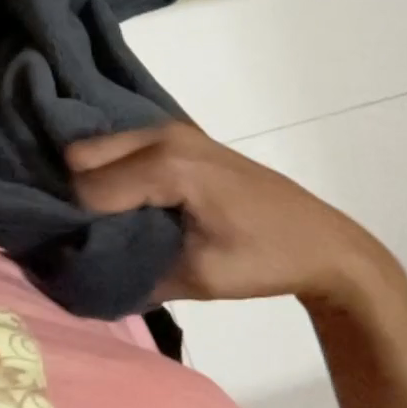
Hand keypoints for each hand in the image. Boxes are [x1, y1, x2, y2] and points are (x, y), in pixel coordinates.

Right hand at [67, 121, 397, 306]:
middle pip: (82, 156)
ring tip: (109, 219)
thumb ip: (137, 271)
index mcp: (169, 166)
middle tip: (94, 232)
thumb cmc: (267, 260)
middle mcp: (161, 135)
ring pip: (95, 148)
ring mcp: (167, 130)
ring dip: (94, 181)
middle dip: (78, 194)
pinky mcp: (173, 135)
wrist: (328, 244)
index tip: (88, 248)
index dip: (83, 222)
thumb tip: (86, 273)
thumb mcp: (202, 278)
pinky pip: (117, 146)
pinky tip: (127, 201)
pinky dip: (111, 171)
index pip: (90, 189)